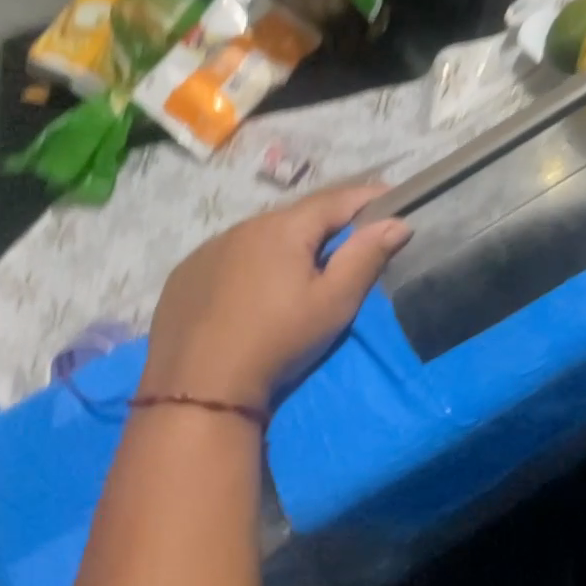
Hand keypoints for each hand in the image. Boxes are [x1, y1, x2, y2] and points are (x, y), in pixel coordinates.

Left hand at [142, 185, 411, 408]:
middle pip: (299, 214)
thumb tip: (398, 222)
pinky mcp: (186, 273)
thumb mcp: (335, 301)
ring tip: (309, 263)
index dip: (370, 196)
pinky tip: (259, 286)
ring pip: (263, 233)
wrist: (200, 388)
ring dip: (291, 241)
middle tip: (358, 234)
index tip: (396, 199)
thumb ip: (367, 256)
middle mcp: (244, 226)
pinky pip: (232, 254)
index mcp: (285, 228)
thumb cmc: (279, 339)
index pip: (337, 198)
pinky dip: (255, 260)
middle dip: (331, 220)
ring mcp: (209, 249)